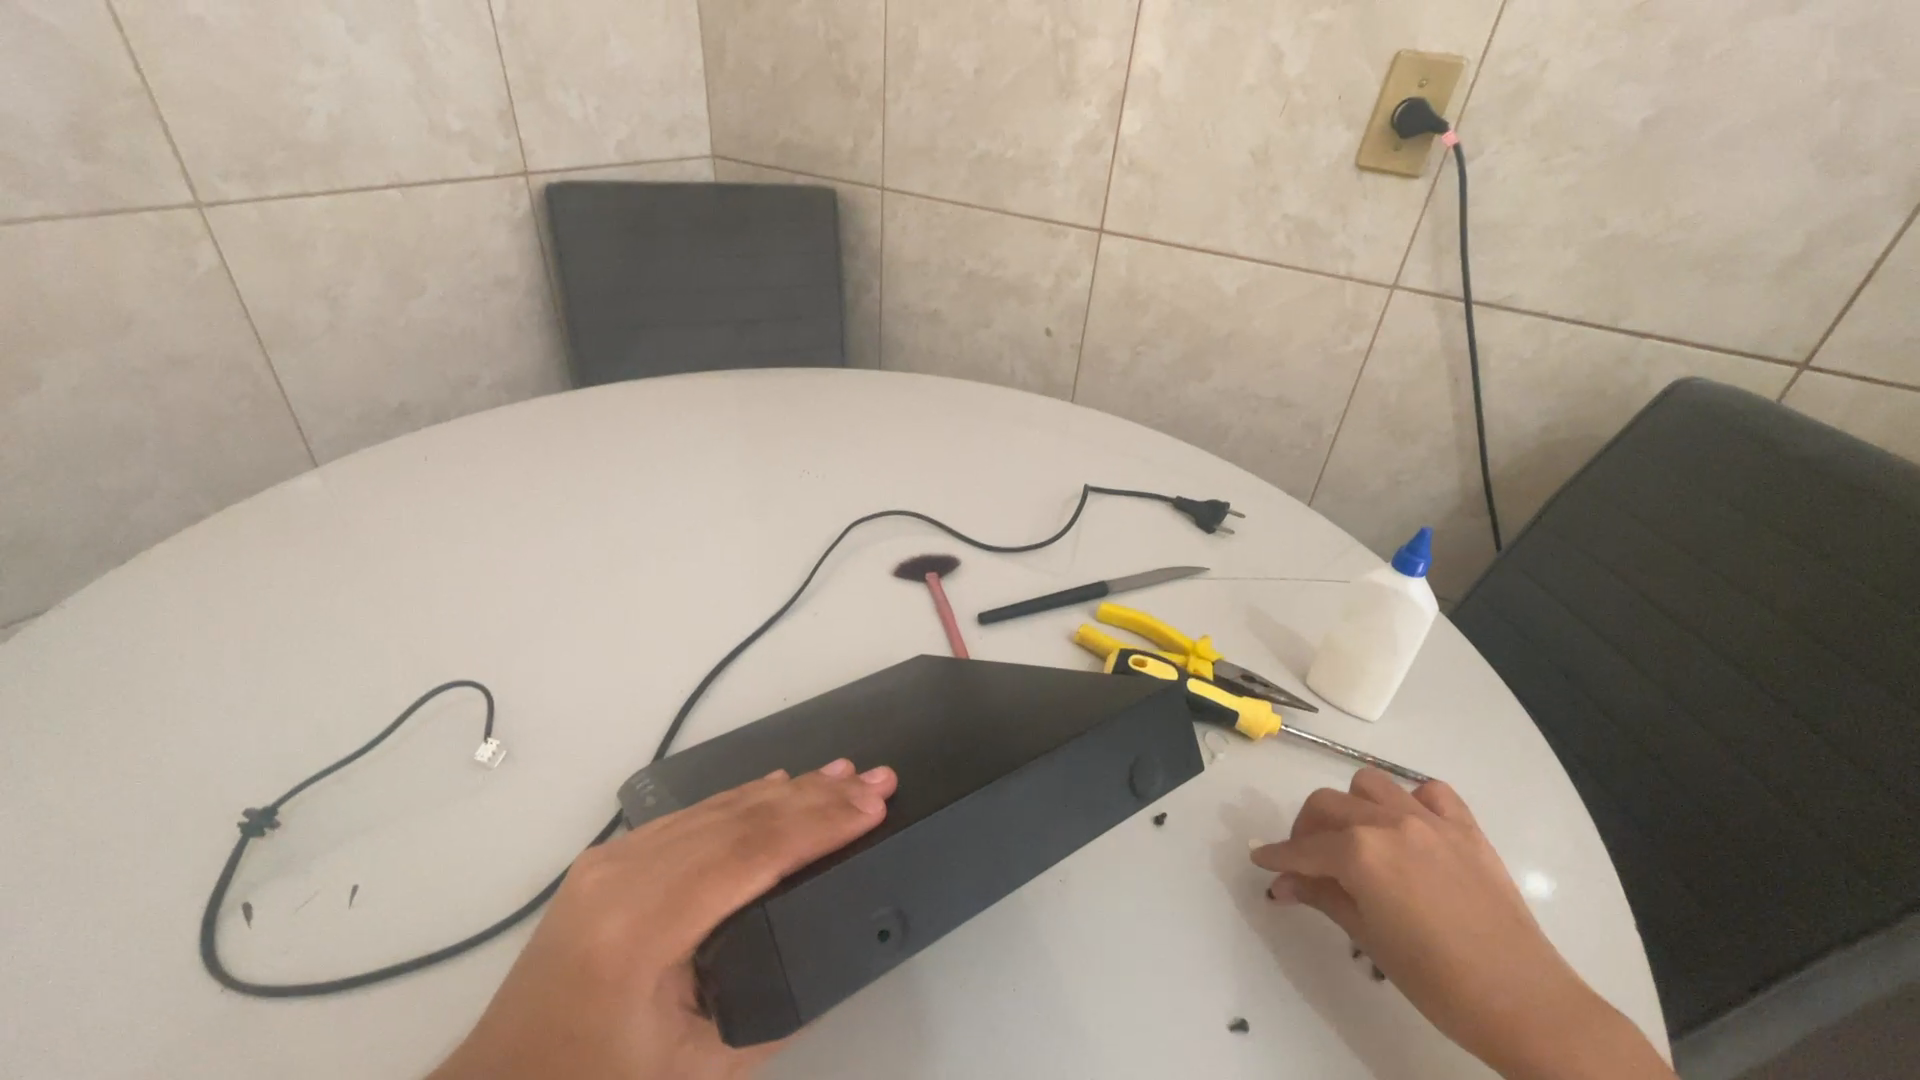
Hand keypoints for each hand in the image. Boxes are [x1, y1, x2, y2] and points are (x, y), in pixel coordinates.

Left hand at [432, 758, 897, 1079]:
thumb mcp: (702, 1066)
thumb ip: (776, 1005)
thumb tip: (836, 944)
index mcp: (642, 929)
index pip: (750, 853)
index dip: (818, 824)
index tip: (874, 806)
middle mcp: (620, 876)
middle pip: (737, 817)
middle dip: (816, 796)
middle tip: (877, 779)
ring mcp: (608, 862)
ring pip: (715, 807)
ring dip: (787, 790)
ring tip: (845, 775)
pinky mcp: (606, 862)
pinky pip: (689, 817)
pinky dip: (744, 799)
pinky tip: (779, 786)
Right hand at [1251, 769, 1673, 1079]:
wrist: (1522, 1000)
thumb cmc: (1435, 979)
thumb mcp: (1367, 937)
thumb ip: (1321, 896)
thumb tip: (1283, 883)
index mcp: (1360, 852)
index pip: (1303, 848)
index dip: (1277, 856)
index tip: (1262, 860)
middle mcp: (1390, 823)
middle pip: (1328, 805)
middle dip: (1307, 829)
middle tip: (1306, 862)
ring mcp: (1431, 821)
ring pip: (1371, 785)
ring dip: (1352, 806)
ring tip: (1355, 840)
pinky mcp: (1467, 829)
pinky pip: (1429, 792)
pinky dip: (1410, 801)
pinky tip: (1408, 831)